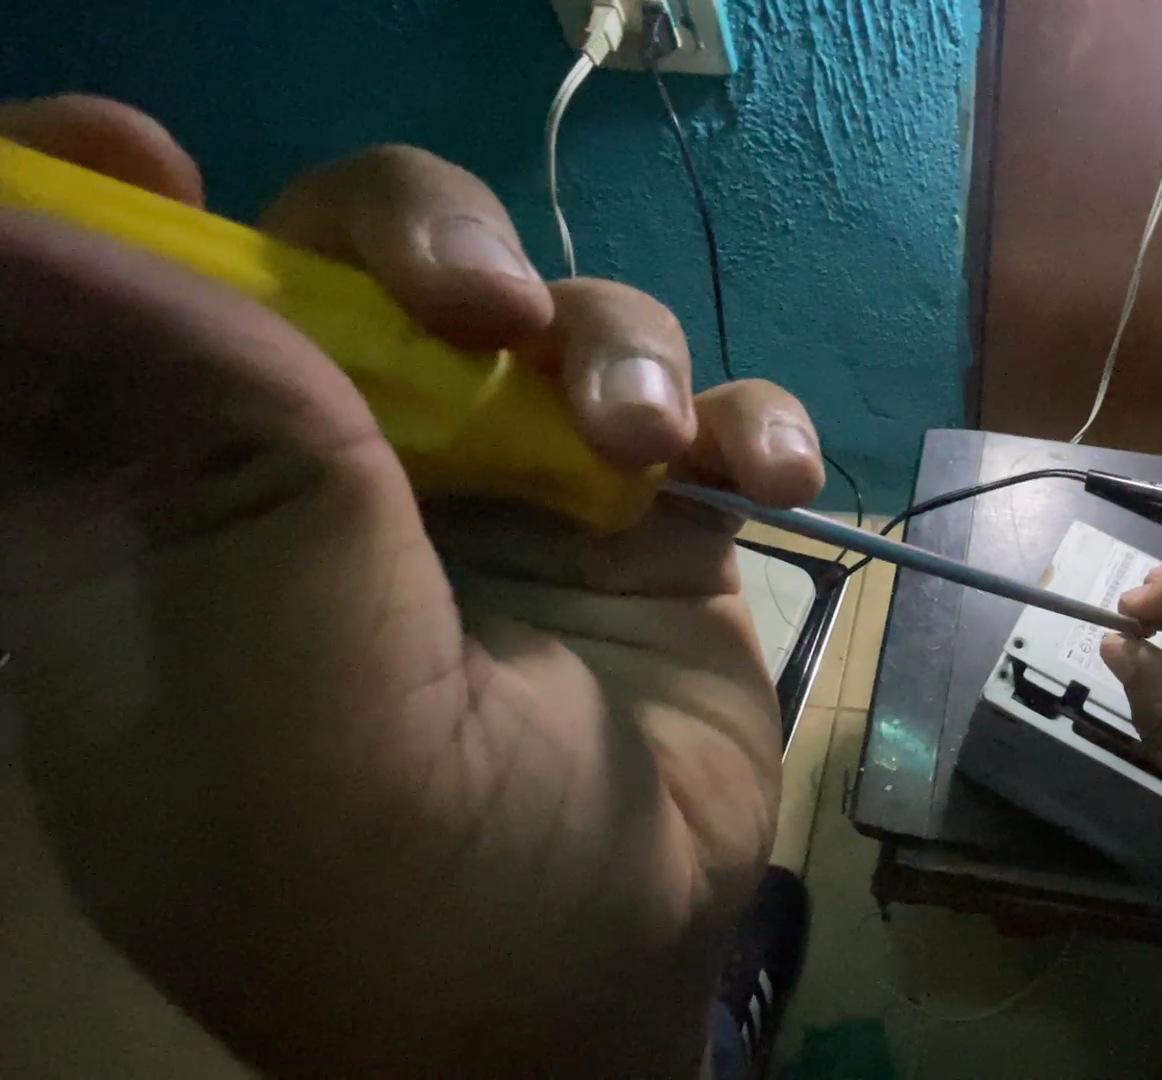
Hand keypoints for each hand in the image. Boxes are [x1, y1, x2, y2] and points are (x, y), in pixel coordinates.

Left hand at [0, 95, 820, 1075]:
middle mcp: (373, 475)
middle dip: (444, 251)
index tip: (143, 159)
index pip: (119, 316)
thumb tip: (90, 241)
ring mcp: (542, 489)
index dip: (109, 214)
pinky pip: (720, 417)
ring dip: (630, 355)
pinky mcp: (669, 519)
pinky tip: (777, 473)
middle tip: (495, 315)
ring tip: (660, 446)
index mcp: (199, 518)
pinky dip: (754, 421)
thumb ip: (242, 498)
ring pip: (580, 328)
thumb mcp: (308, 730)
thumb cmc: (425, 898)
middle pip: (385, 269)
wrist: (619, 961)